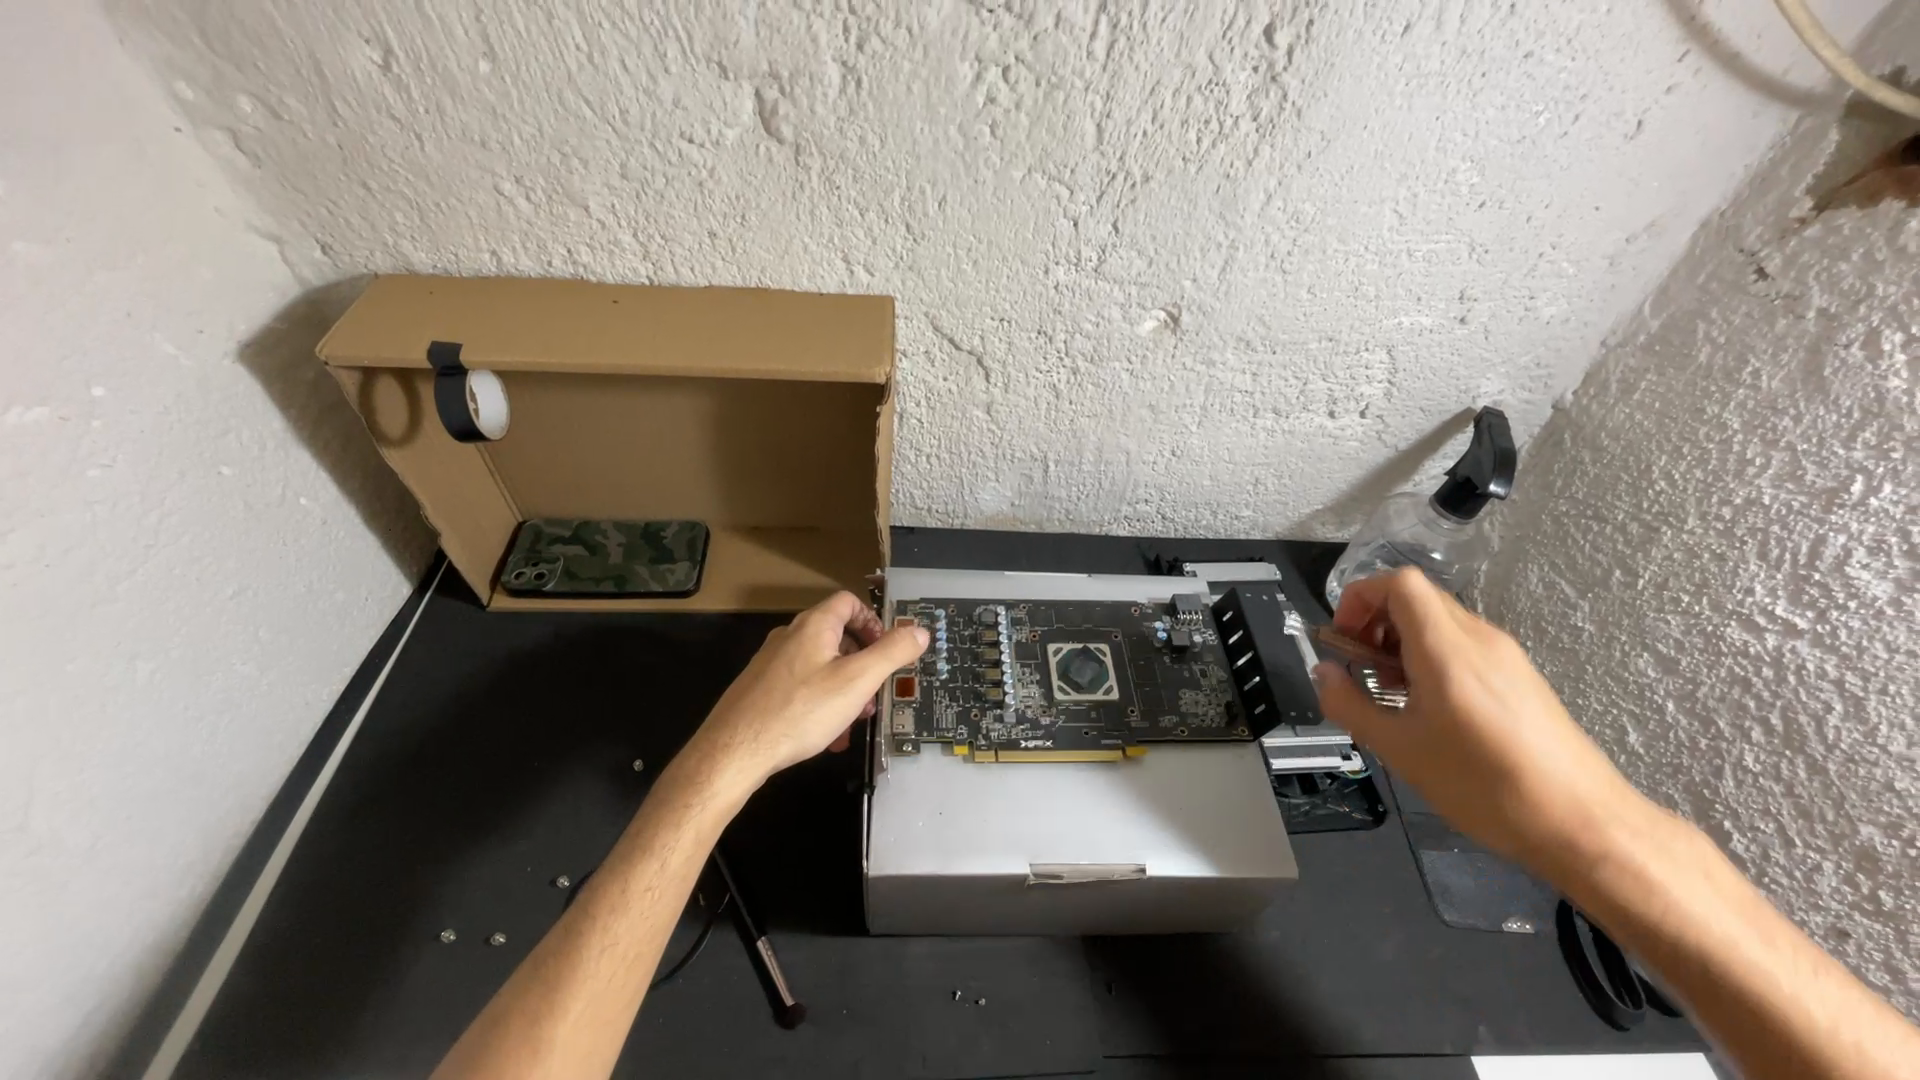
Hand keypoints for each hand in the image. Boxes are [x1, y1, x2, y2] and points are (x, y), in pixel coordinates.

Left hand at [687, 591, 927, 785]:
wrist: (735, 751)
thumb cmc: (800, 711)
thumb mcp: (857, 681)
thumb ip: (892, 652)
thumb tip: (919, 630)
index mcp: (813, 626)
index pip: (849, 602)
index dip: (873, 621)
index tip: (887, 650)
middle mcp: (790, 637)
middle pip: (837, 637)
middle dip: (862, 664)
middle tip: (874, 693)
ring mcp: (772, 664)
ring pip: (821, 667)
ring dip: (844, 690)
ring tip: (853, 722)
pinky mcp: (761, 690)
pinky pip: (802, 689)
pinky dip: (821, 705)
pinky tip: (827, 738)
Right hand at [1312, 568, 1649, 877]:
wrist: (1584, 824)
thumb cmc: (1484, 785)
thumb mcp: (1399, 749)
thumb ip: (1350, 704)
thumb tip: (1324, 674)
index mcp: (1447, 649)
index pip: (1399, 582)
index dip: (1359, 598)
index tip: (1343, 641)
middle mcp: (1480, 639)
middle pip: (1417, 599)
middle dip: (1375, 623)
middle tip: (1360, 670)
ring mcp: (1506, 657)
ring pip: (1440, 623)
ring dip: (1401, 643)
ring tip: (1391, 694)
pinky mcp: (1521, 678)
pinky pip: (1464, 646)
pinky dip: (1431, 659)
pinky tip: (1429, 709)